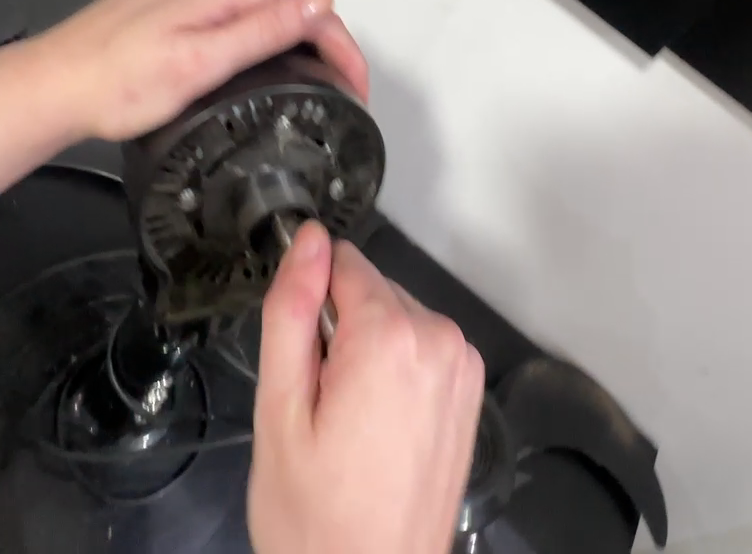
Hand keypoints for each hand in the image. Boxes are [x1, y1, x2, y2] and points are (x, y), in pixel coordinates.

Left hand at [17, 0, 369, 141]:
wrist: (55, 84)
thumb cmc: (120, 85)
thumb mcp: (202, 63)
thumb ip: (264, 30)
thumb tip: (321, 2)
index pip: (310, 9)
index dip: (342, 50)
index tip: (356, 89)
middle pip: (291, 2)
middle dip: (322, 42)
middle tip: (338, 91)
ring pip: (266, 1)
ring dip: (293, 34)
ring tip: (310, 77)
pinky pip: (237, 1)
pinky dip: (259, 26)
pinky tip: (259, 51)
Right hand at [249, 223, 484, 553]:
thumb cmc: (316, 513)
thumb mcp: (281, 409)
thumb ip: (292, 310)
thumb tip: (308, 238)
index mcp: (390, 334)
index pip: (342, 261)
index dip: (311, 301)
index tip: (302, 353)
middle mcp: (439, 335)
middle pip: (370, 289)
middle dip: (340, 328)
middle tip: (321, 399)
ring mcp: (462, 360)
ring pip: (395, 313)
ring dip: (368, 348)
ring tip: (350, 418)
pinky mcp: (470, 384)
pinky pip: (421, 342)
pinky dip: (397, 366)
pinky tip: (380, 422)